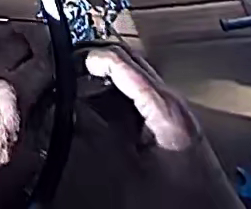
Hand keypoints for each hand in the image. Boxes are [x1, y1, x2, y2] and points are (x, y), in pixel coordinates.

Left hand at [0, 31, 51, 208]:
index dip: (56, 68)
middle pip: (18, 40)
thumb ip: (41, 125)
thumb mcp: (23, 163)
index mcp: (10, 95)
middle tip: (36, 69)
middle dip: (30, 53)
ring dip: (4, 56)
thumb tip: (49, 107)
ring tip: (9, 79)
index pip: (45, 63)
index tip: (58, 74)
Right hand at [75, 45, 241, 207]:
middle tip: (72, 65)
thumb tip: (76, 110)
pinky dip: (122, 83)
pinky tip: (107, 100)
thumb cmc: (180, 204)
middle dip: (99, 56)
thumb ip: (101, 137)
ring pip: (138, 69)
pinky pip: (145, 86)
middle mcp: (173, 100)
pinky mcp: (177, 118)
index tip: (70, 62)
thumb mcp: (131, 174)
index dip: (93, 57)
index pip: (122, 62)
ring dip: (111, 69)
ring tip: (84, 80)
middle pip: (131, 57)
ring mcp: (177, 107)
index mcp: (163, 108)